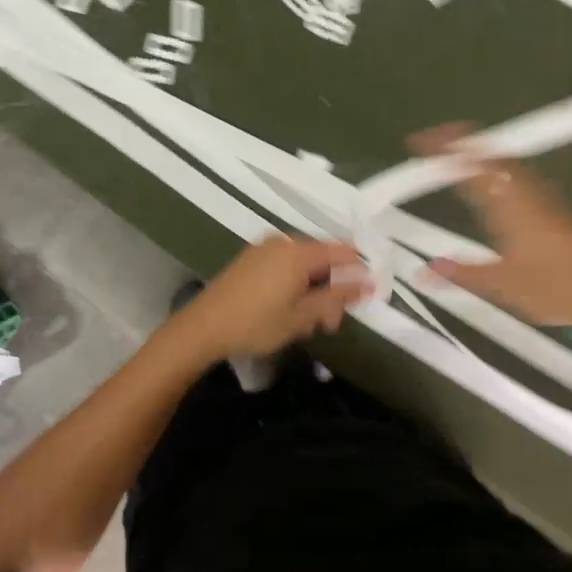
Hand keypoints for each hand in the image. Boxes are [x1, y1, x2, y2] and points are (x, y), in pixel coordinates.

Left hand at [173, 236, 369, 358]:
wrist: (203, 328)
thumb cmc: (257, 324)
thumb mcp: (302, 317)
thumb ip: (337, 298)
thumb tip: (367, 283)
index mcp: (298, 252)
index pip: (342, 252)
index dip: (359, 272)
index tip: (367, 296)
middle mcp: (282, 243)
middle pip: (321, 259)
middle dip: (332, 289)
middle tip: (330, 324)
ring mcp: (263, 250)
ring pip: (302, 266)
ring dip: (312, 292)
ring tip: (308, 324)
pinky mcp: (249, 261)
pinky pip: (283, 267)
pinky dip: (294, 286)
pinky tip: (289, 312)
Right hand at [413, 124, 571, 326]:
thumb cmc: (557, 290)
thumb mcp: (503, 286)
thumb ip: (461, 273)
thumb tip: (423, 270)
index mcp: (511, 209)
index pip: (474, 167)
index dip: (447, 149)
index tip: (421, 142)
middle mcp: (528, 196)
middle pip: (493, 156)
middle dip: (463, 142)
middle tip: (436, 140)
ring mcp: (544, 201)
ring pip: (508, 164)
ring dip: (481, 153)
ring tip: (457, 152)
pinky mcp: (554, 211)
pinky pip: (519, 176)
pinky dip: (498, 169)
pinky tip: (492, 180)